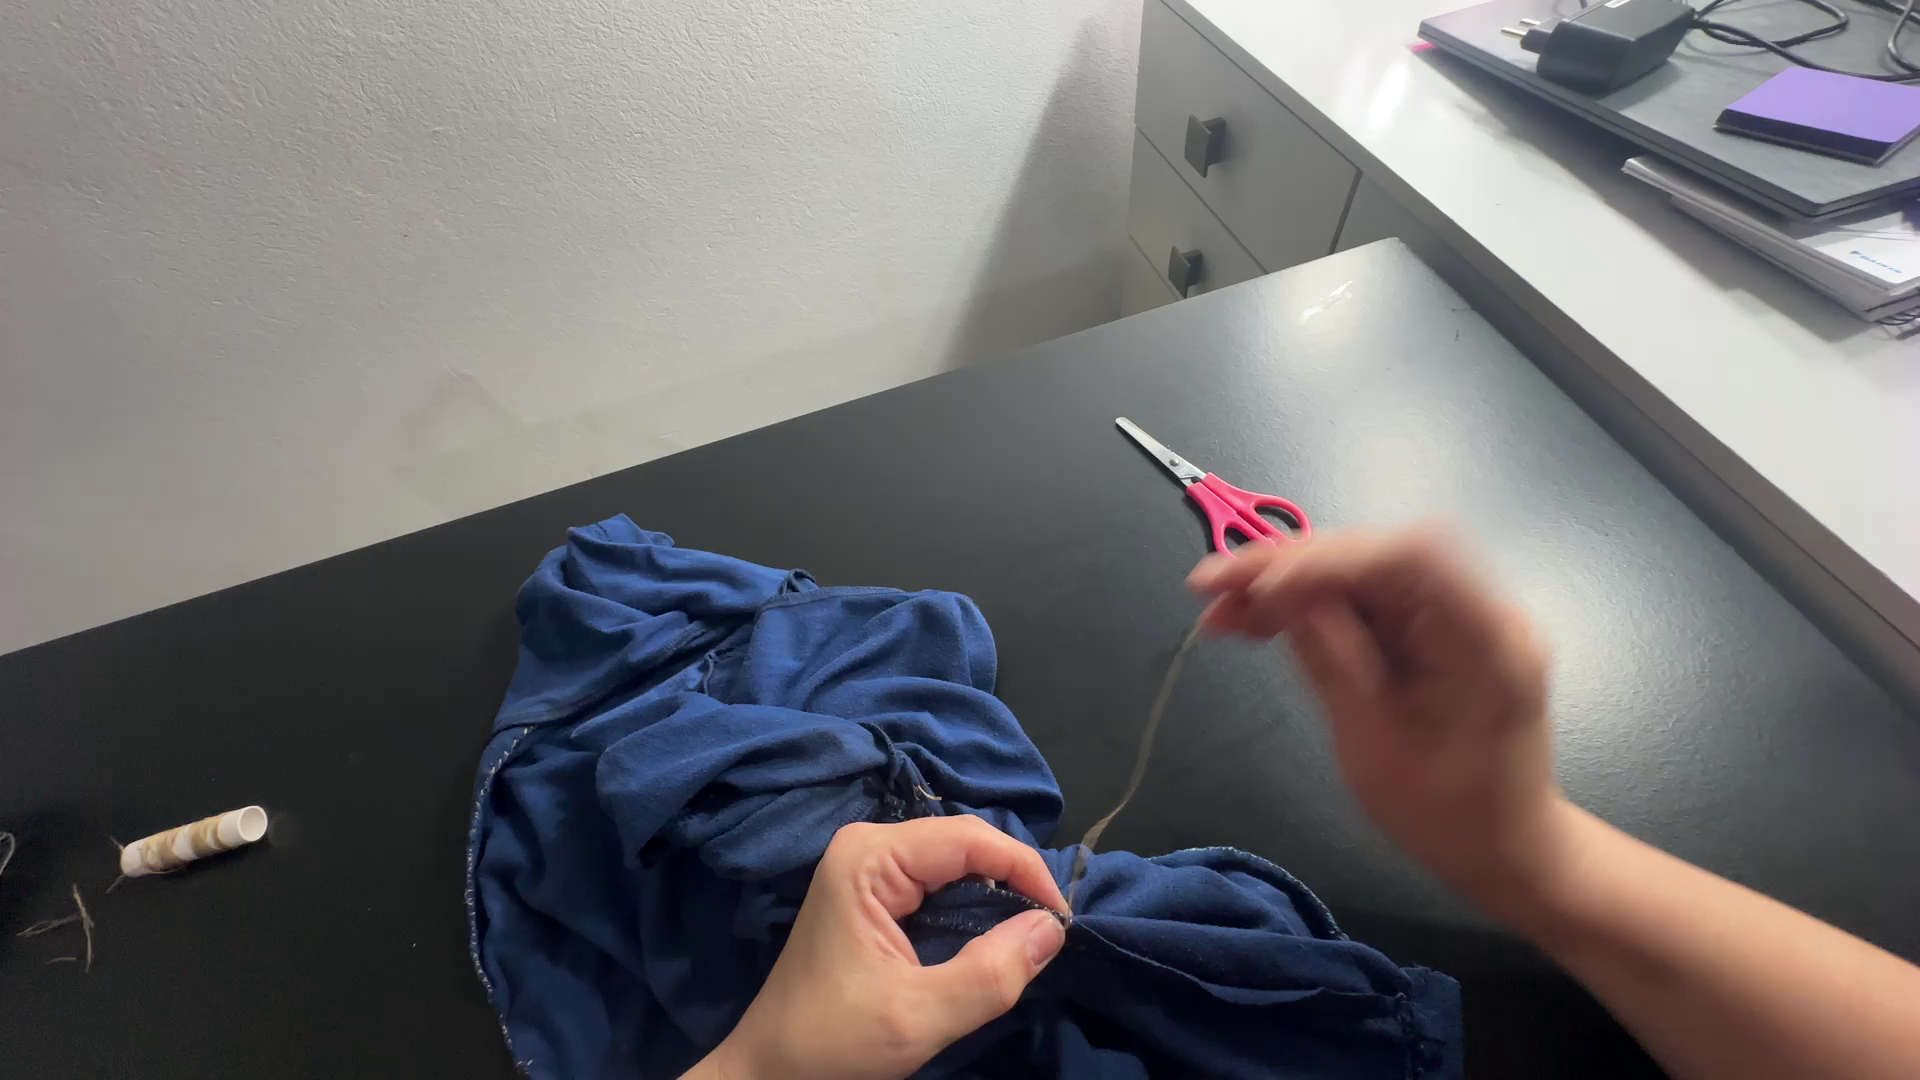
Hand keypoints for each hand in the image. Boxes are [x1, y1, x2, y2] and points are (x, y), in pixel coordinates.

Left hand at [687, 816, 1068, 1079]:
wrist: (767, 1070)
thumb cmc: (832, 1044)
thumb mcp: (916, 1019)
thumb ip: (988, 975)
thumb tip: (1052, 929)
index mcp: (871, 855)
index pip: (968, 838)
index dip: (1022, 867)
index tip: (1061, 917)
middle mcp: (870, 843)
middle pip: (962, 842)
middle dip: (1011, 877)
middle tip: (1050, 926)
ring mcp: (870, 862)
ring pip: (954, 858)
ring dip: (995, 889)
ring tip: (1031, 928)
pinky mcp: (875, 886)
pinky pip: (938, 878)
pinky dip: (972, 901)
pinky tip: (992, 929)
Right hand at [1188, 525, 1572, 911]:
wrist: (1500, 849)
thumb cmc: (1449, 815)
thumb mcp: (1380, 747)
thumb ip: (1334, 664)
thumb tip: (1283, 598)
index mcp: (1486, 639)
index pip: (1409, 558)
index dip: (1328, 560)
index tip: (1259, 590)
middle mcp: (1468, 607)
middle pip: (1368, 553)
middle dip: (1283, 565)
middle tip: (1209, 588)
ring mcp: (1439, 613)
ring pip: (1346, 569)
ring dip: (1276, 583)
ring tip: (1216, 611)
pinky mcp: (1412, 626)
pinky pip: (1346, 596)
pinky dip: (1292, 604)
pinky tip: (1249, 621)